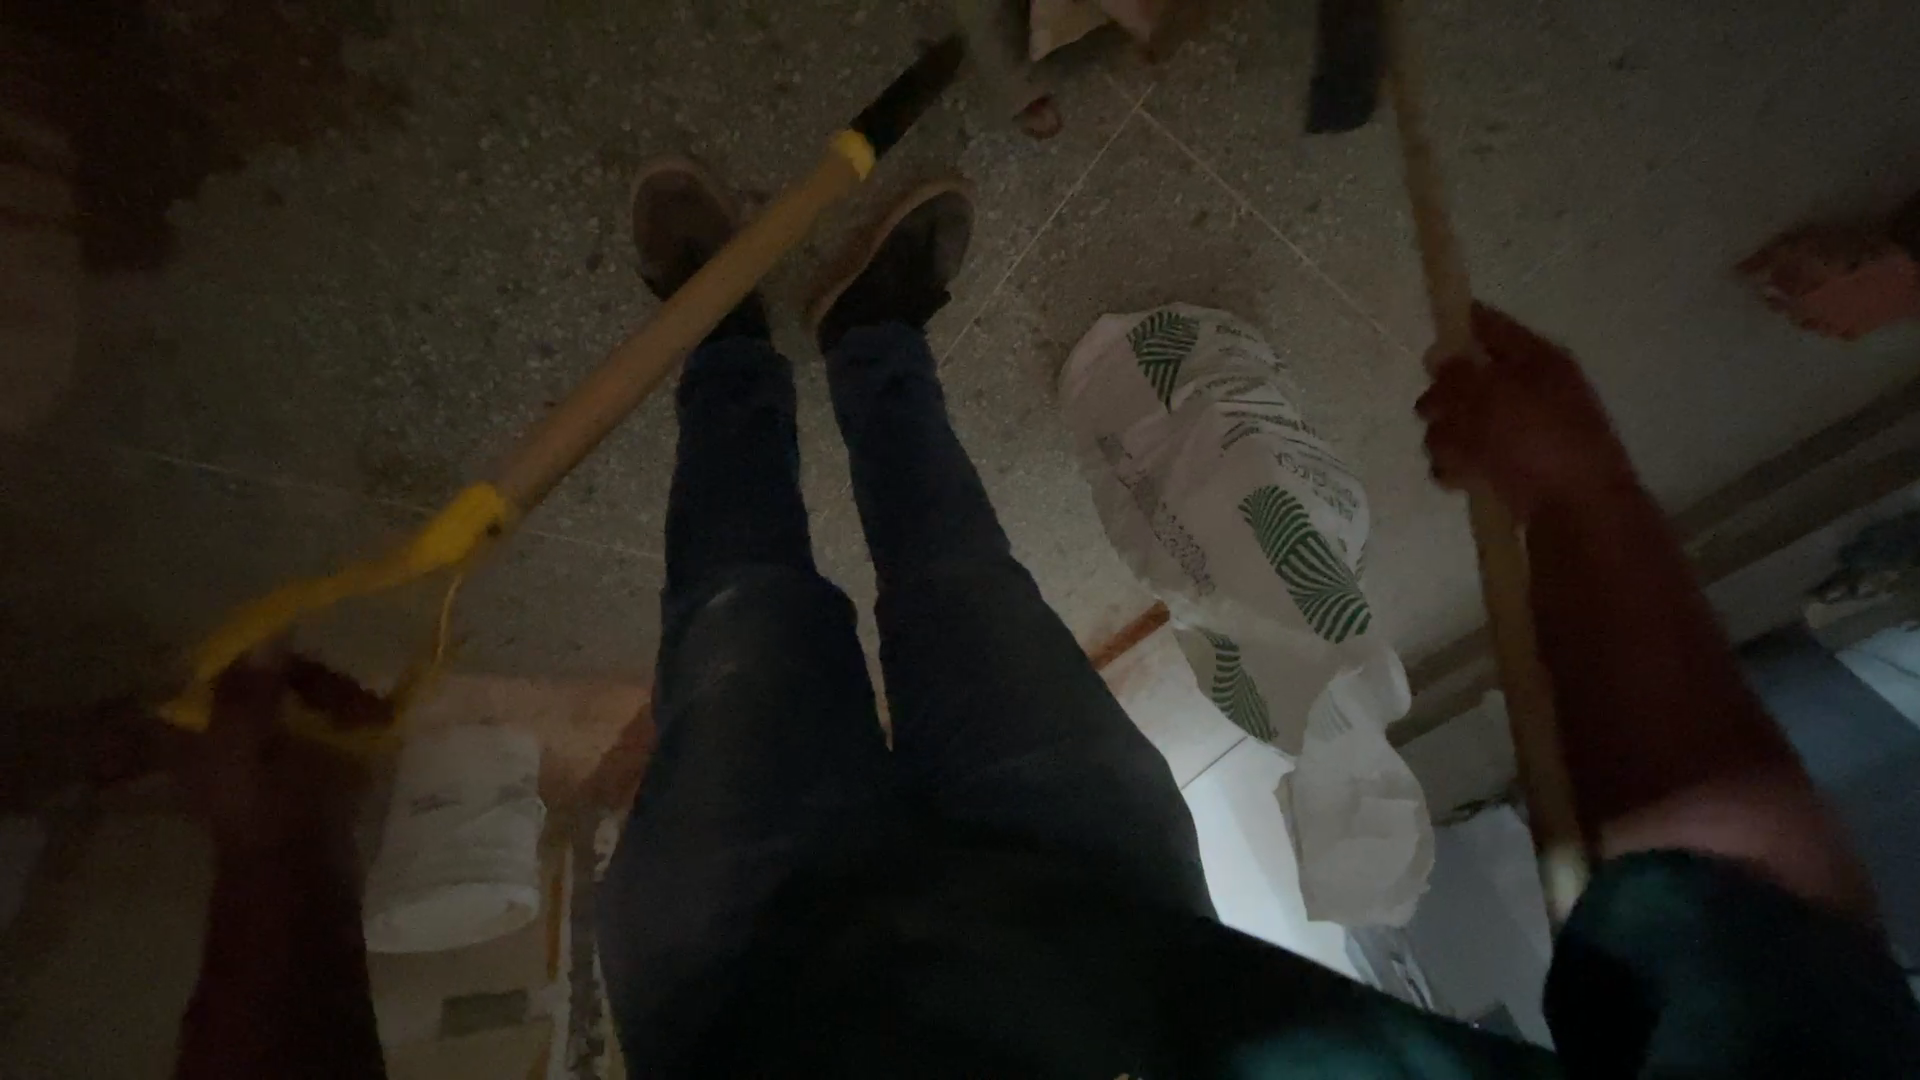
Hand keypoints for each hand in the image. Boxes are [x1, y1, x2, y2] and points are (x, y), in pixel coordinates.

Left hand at [190, 650, 388, 862]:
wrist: (301, 873)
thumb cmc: (272, 810)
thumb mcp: (254, 749)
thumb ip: (253, 696)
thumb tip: (271, 637)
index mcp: (206, 729)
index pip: (241, 668)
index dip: (283, 662)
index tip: (325, 675)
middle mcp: (234, 734)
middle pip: (282, 682)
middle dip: (327, 686)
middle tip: (364, 706)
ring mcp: (274, 751)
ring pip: (312, 700)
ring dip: (349, 701)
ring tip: (379, 720)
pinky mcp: (309, 766)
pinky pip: (332, 723)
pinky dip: (356, 719)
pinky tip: (378, 730)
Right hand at [1416, 303, 1638, 519]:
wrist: (1573, 506)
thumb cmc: (1536, 440)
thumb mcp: (1492, 395)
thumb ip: (1458, 373)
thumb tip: (1438, 356)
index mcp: (1533, 360)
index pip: (1488, 327)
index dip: (1458, 323)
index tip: (1430, 328)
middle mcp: (1523, 389)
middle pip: (1460, 380)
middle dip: (1442, 401)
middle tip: (1436, 413)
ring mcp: (1513, 429)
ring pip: (1452, 422)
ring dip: (1445, 440)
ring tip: (1460, 457)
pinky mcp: (1502, 463)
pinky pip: (1460, 455)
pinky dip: (1455, 466)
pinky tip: (1462, 478)